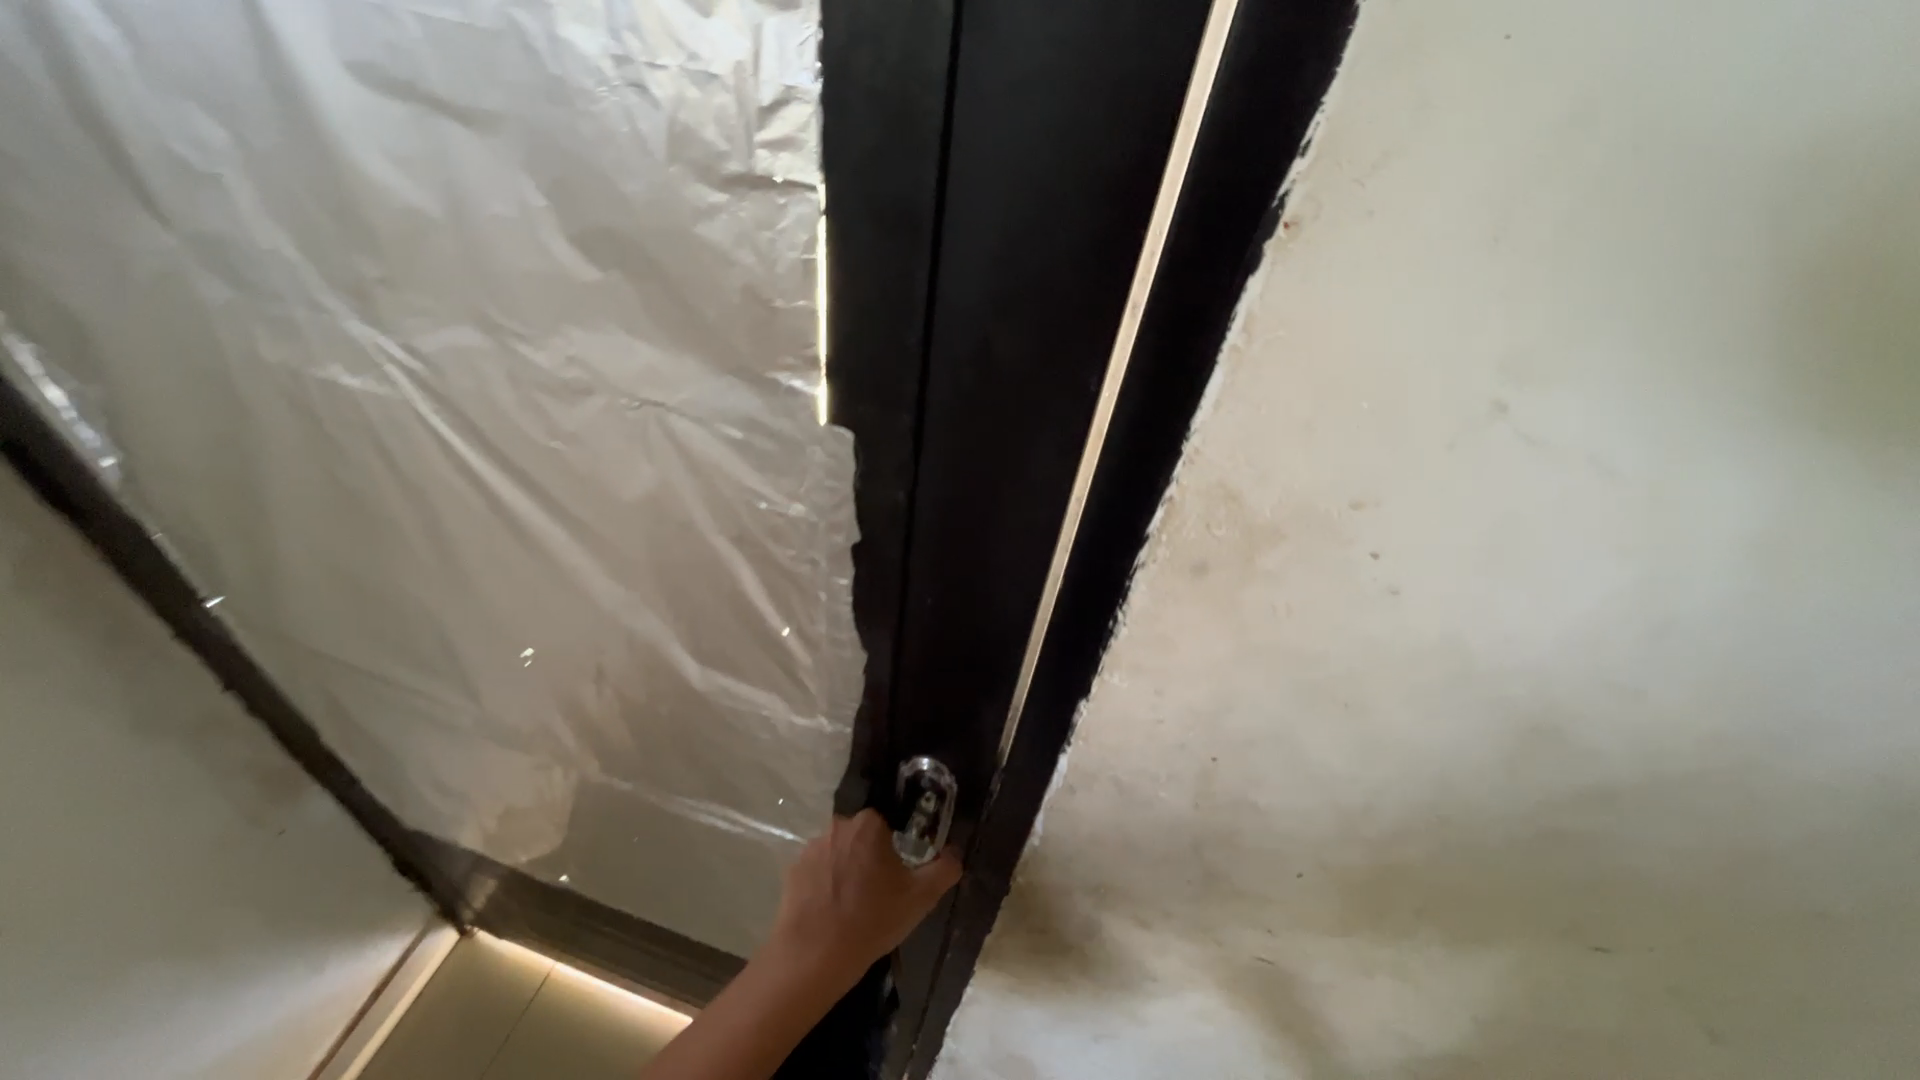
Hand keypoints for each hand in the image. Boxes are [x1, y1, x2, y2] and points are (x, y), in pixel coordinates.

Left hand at [765, 808, 962, 980]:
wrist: (816, 955)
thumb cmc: (873, 919)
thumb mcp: (922, 897)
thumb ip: (945, 868)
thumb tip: (955, 853)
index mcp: (869, 825)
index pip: (887, 824)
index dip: (895, 847)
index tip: (898, 872)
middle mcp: (837, 827)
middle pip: (861, 837)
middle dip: (870, 857)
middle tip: (880, 891)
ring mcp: (810, 848)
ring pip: (838, 853)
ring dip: (846, 870)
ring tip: (853, 906)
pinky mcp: (793, 870)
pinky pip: (817, 871)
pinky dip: (825, 885)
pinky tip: (832, 912)